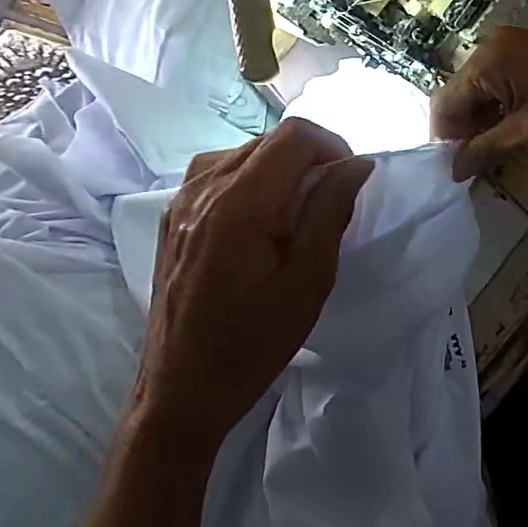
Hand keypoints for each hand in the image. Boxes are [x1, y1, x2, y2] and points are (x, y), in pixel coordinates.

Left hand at [134, 118, 373, 443]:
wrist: (178, 390)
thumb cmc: (251, 344)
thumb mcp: (307, 283)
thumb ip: (331, 212)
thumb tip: (356, 164)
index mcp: (240, 204)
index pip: (294, 135)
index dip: (331, 146)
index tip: (346, 180)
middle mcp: (204, 188)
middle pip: (269, 140)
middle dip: (308, 159)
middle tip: (325, 203)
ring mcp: (181, 198)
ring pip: (244, 152)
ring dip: (278, 169)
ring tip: (291, 214)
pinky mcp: (171, 213)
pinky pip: (218, 171)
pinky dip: (248, 179)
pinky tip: (255, 217)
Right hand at [432, 27, 527, 179]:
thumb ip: (484, 149)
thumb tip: (453, 170)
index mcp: (486, 59)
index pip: (444, 101)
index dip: (444, 138)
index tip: (454, 169)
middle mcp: (492, 45)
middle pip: (461, 93)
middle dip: (464, 130)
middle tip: (477, 165)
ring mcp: (514, 44)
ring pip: (482, 89)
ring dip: (484, 121)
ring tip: (497, 152)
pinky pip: (502, 81)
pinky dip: (502, 107)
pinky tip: (515, 130)